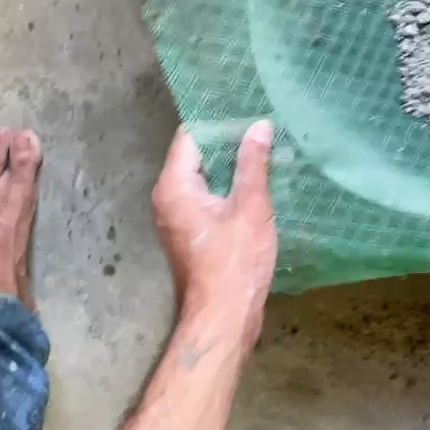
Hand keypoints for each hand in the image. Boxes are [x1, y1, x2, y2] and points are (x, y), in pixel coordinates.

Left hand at [152, 121, 277, 347]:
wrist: (224, 318)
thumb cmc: (235, 261)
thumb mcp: (250, 206)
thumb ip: (252, 163)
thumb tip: (258, 126)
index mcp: (174, 186)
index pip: (191, 136)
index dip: (219, 123)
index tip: (247, 112)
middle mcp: (167, 198)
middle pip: (195, 155)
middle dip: (227, 142)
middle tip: (260, 127)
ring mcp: (175, 217)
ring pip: (203, 177)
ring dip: (229, 165)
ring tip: (263, 149)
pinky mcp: (189, 231)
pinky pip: (206, 196)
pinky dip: (226, 186)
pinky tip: (255, 182)